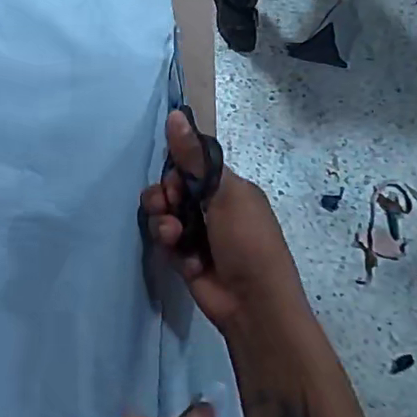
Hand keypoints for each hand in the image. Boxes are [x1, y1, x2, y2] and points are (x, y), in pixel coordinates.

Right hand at [139, 110, 302, 331]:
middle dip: (164, 198)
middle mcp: (211, 207)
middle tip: (170, 207)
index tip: (176, 181)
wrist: (252, 302)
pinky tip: (187, 262)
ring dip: (165, 225)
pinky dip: (173, 251)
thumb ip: (194, 158)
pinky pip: (166, 244)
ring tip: (175, 238)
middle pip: (171, 190)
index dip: (176, 171)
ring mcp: (197, 234)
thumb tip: (175, 114)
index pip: (191, 166)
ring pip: (164, 216)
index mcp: (227, 187)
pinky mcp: (185, 259)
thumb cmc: (247, 240)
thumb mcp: (223, 194)